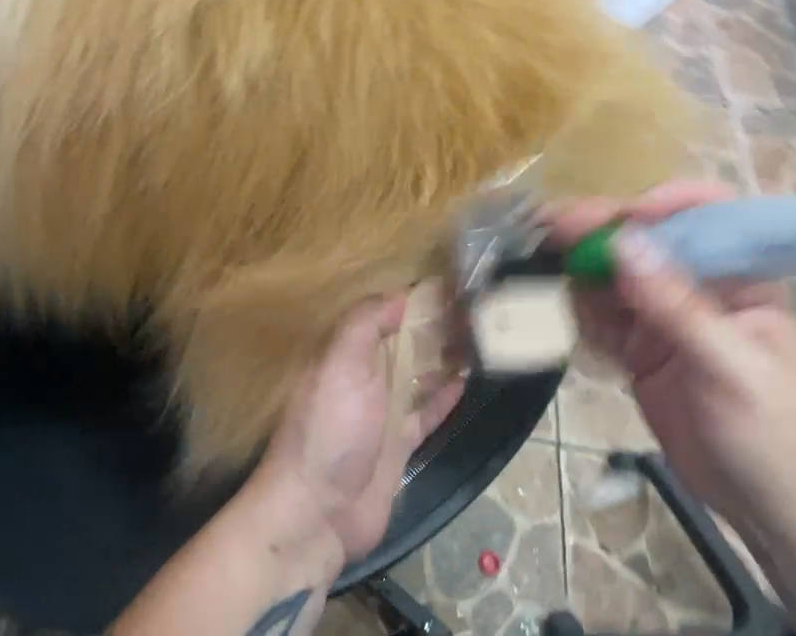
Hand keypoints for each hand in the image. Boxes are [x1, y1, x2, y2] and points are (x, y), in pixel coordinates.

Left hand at [249, 292, 465, 560]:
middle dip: (431, 326)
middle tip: (473, 309)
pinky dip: (443, 397)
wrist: (318, 512)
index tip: (445, 282)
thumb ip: (364, 324)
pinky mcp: (398, 443)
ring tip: (477, 337)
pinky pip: (425, 412)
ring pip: (416, 374)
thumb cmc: (328, 431)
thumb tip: (399, 293)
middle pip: (399, 342)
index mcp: (341, 352)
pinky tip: (465, 379)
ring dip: (442, 357)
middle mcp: (360, 376)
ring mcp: (379, 411)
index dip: (407, 298)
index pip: (377, 313)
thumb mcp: (340, 365)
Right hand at [542, 183, 795, 526]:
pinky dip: (571, 304)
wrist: (765, 507)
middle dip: (601, 229)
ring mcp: (662, 316)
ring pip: (612, 273)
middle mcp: (699, 286)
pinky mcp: (635, 345)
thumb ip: (678, 307)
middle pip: (645, 240)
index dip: (671, 203)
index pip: (711, 217)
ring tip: (533, 251)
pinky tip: (545, 297)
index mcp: (742, 280)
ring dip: (575, 261)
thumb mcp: (732, 370)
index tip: (628, 213)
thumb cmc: (771, 435)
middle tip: (551, 224)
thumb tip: (626, 243)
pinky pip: (596, 313)